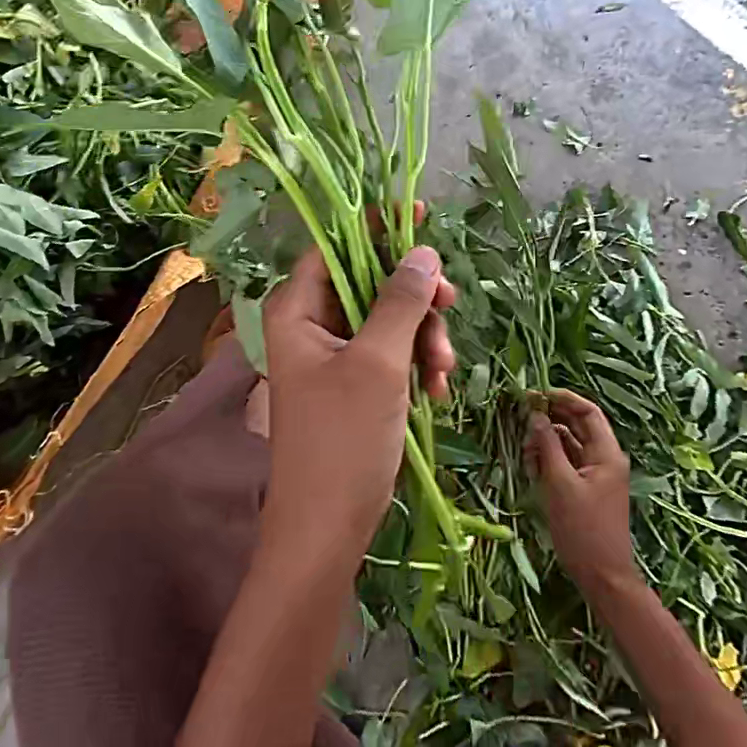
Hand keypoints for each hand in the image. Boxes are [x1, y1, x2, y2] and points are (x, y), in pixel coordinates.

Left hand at [261, 243, 456, 560]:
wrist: (326, 529)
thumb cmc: (343, 441)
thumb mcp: (378, 364)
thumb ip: (400, 302)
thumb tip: (421, 252)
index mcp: (296, 309)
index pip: (333, 247)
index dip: (374, 229)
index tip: (418, 217)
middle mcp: (309, 325)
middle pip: (368, 282)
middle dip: (414, 300)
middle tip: (450, 310)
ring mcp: (331, 356)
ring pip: (386, 320)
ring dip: (422, 339)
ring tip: (441, 375)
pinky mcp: (351, 383)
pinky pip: (388, 354)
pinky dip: (414, 365)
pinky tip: (434, 393)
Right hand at [528, 389, 636, 590]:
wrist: (602, 576)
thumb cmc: (582, 528)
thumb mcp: (559, 483)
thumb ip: (547, 444)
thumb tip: (536, 414)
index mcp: (607, 453)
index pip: (587, 411)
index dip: (562, 397)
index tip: (534, 395)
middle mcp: (604, 458)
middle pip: (575, 425)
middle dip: (548, 420)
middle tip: (522, 421)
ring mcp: (596, 474)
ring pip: (568, 443)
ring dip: (545, 442)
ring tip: (525, 454)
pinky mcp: (586, 488)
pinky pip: (566, 462)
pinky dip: (549, 460)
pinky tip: (532, 468)